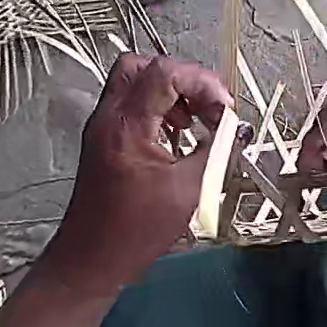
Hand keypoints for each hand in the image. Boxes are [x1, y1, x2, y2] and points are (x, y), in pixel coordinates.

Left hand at [42, 55, 232, 294]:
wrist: (90, 260)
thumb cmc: (137, 230)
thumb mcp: (187, 190)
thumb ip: (215, 151)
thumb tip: (236, 129)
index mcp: (128, 125)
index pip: (165, 72)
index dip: (202, 82)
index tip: (224, 110)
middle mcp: (109, 116)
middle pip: (145, 65)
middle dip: (185, 78)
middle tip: (210, 104)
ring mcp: (103, 125)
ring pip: (137, 80)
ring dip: (173, 91)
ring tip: (198, 120)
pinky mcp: (105, 137)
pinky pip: (133, 102)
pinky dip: (160, 106)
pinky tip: (179, 133)